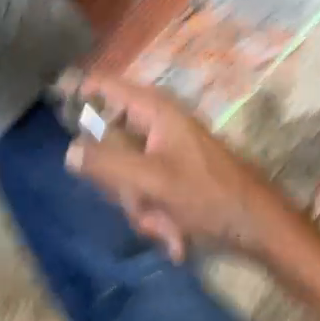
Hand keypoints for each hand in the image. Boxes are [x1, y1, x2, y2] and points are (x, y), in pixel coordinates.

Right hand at [66, 74, 281, 260]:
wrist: (266, 232)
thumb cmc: (209, 196)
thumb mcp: (152, 181)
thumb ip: (106, 164)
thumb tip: (68, 148)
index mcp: (152, 108)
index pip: (102, 84)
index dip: (76, 91)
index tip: (53, 107)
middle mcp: (156, 121)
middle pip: (109, 138)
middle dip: (118, 180)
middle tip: (132, 200)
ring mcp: (165, 148)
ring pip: (125, 170)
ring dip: (138, 203)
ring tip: (164, 226)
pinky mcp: (174, 173)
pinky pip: (145, 187)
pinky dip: (154, 212)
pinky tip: (174, 236)